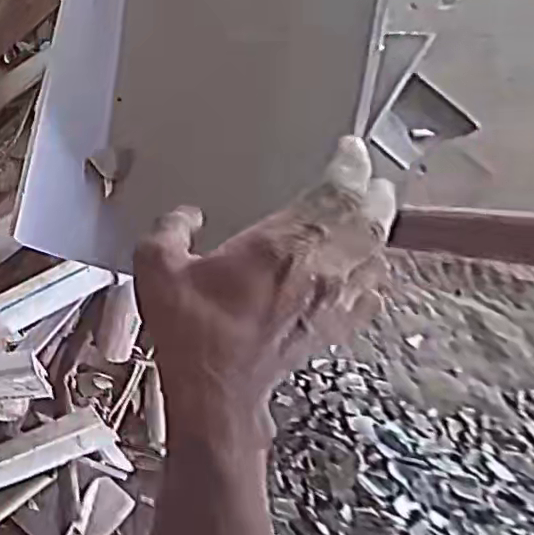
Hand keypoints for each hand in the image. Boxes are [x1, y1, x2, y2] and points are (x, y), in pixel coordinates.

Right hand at [133, 136, 395, 449]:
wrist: (217, 385)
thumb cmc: (187, 325)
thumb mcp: (155, 266)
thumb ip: (170, 229)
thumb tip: (189, 215)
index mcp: (282, 247)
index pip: (336, 194)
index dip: (349, 166)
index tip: (351, 148)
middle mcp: (325, 267)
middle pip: (371, 217)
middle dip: (373, 191)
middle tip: (367, 174)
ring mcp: (341, 297)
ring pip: (379, 247)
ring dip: (376, 223)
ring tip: (366, 209)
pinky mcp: (342, 321)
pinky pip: (376, 281)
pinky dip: (374, 260)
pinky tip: (363, 261)